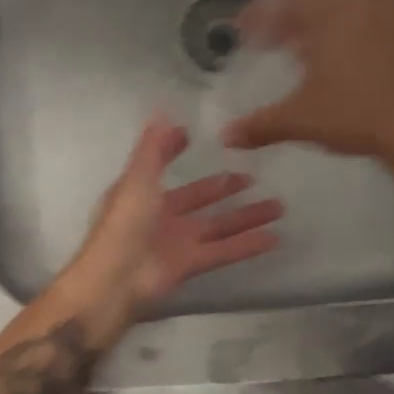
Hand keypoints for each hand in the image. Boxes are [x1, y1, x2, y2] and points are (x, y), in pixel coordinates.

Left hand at [64, 116, 283, 316]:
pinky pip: (223, 252)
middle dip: (223, 188)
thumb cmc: (123, 226)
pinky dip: (247, 245)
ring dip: (245, 217)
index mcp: (139, 193)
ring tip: (279, 206)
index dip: (173, 151)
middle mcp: (158, 217)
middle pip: (196, 199)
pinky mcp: (188, 266)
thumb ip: (152, 149)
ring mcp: (174, 243)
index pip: (159, 167)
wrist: (114, 281)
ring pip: (216, 226)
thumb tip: (162, 112)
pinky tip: (274, 237)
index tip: (194, 137)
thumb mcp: (137, 179)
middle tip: (254, 177)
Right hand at [223, 0, 393, 165]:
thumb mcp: (301, 119)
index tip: (240, 29)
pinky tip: (348, 49)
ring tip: (309, 39)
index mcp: (331, 8)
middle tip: (273, 30)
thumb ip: (260, 124)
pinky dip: (356, 19)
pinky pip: (379, 6)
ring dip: (326, 9)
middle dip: (292, 5)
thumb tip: (226, 137)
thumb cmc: (359, 113)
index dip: (258, 12)